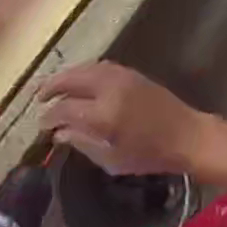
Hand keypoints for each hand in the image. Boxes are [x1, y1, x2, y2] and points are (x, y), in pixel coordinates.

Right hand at [39, 62, 219, 175]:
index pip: (65, 109)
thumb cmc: (150, 154)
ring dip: (67, 75)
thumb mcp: (112, 160)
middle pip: (71, 79)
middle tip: (39, 98)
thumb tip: (60, 133)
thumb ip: (83, 143)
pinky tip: (79, 82)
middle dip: (52, 86)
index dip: (50, 117)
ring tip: (54, 87)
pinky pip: (101, 66)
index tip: (43, 125)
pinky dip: (85, 71)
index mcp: (104, 114)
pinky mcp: (132, 73)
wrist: (187, 135)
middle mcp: (110, 89)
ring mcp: (122, 77)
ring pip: (86, 68)